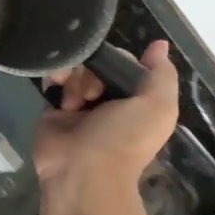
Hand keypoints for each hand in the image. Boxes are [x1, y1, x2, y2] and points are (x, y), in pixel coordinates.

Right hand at [33, 40, 177, 190]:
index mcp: (137, 100)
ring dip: (74, 78)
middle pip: (99, 65)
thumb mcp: (158, 106)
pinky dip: (54, 77)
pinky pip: (52, 80)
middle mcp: (110, 100)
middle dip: (95, 71)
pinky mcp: (53, 108)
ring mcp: (80, 104)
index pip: (127, 65)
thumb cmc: (125, 138)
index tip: (114, 71)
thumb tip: (159, 44)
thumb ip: (162, 74)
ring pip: (75, 70)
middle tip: (94, 93)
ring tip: (73, 100)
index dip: (120, 61)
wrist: (82, 169)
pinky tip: (55, 86)